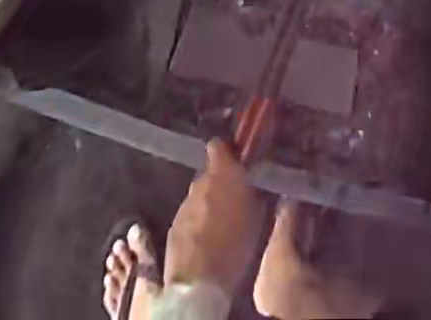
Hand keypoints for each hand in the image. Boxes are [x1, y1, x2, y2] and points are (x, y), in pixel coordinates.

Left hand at [164, 139, 264, 293]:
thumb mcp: (257, 213)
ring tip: (221, 222)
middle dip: (220, 182)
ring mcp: (184, 206)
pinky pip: (189, 216)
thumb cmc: (236, 243)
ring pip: (198, 197)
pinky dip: (197, 222)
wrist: (199, 282)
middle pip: (209, 174)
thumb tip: (256, 178)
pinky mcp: (173, 228)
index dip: (226, 150)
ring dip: (208, 203)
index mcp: (223, 174)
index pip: (218, 146)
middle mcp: (200, 183)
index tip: (236, 157)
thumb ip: (253, 189)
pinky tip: (206, 238)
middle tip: (234, 197)